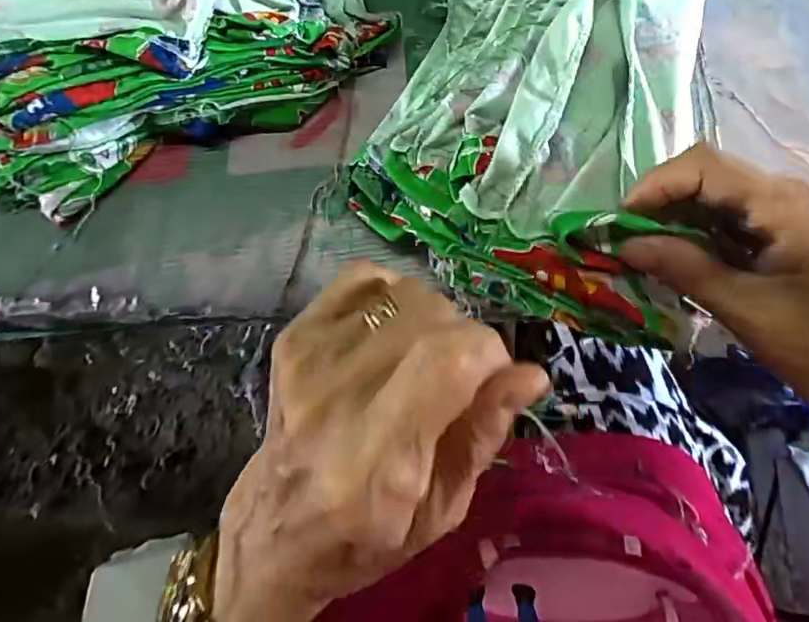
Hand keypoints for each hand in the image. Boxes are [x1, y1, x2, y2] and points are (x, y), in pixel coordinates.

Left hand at [214, 262, 548, 621]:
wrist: (278, 524)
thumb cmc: (368, 533)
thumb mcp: (442, 510)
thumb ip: (484, 433)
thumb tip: (530, 373)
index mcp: (376, 460)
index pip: (449, 359)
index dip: (489, 354)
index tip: (494, 377)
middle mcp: (336, 397)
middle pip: (430, 316)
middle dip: (465, 337)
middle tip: (458, 375)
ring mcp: (309, 356)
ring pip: (404, 293)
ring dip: (432, 317)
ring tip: (423, 355)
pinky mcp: (294, 333)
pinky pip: (364, 276)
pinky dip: (393, 293)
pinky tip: (392, 328)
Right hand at [617, 143, 808, 417]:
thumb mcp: (745, 309)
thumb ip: (683, 267)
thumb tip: (624, 245)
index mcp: (787, 204)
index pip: (705, 166)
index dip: (656, 184)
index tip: (622, 219)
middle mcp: (790, 194)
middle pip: (709, 173)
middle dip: (663, 199)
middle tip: (630, 234)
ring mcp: (793, 211)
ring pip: (717, 193)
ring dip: (678, 214)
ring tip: (648, 245)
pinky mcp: (790, 231)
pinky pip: (733, 214)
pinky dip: (700, 228)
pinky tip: (682, 253)